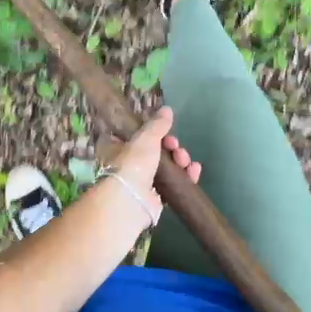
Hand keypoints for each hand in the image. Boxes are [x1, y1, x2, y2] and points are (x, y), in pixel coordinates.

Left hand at [98, 107, 200, 224]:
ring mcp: (141, 181)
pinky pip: (172, 183)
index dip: (154, 132)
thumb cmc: (132, 164)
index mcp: (116, 147)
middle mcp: (127, 164)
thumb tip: (167, 109)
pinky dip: (185, 176)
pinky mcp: (154, 197)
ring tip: (186, 161)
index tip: (166, 131)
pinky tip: (194, 172)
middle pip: (155, 150)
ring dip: (180, 161)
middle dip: (171, 147)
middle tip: (176, 148)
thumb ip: (157, 124)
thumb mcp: (145, 138)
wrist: (132, 201)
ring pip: (165, 166)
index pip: (137, 135)